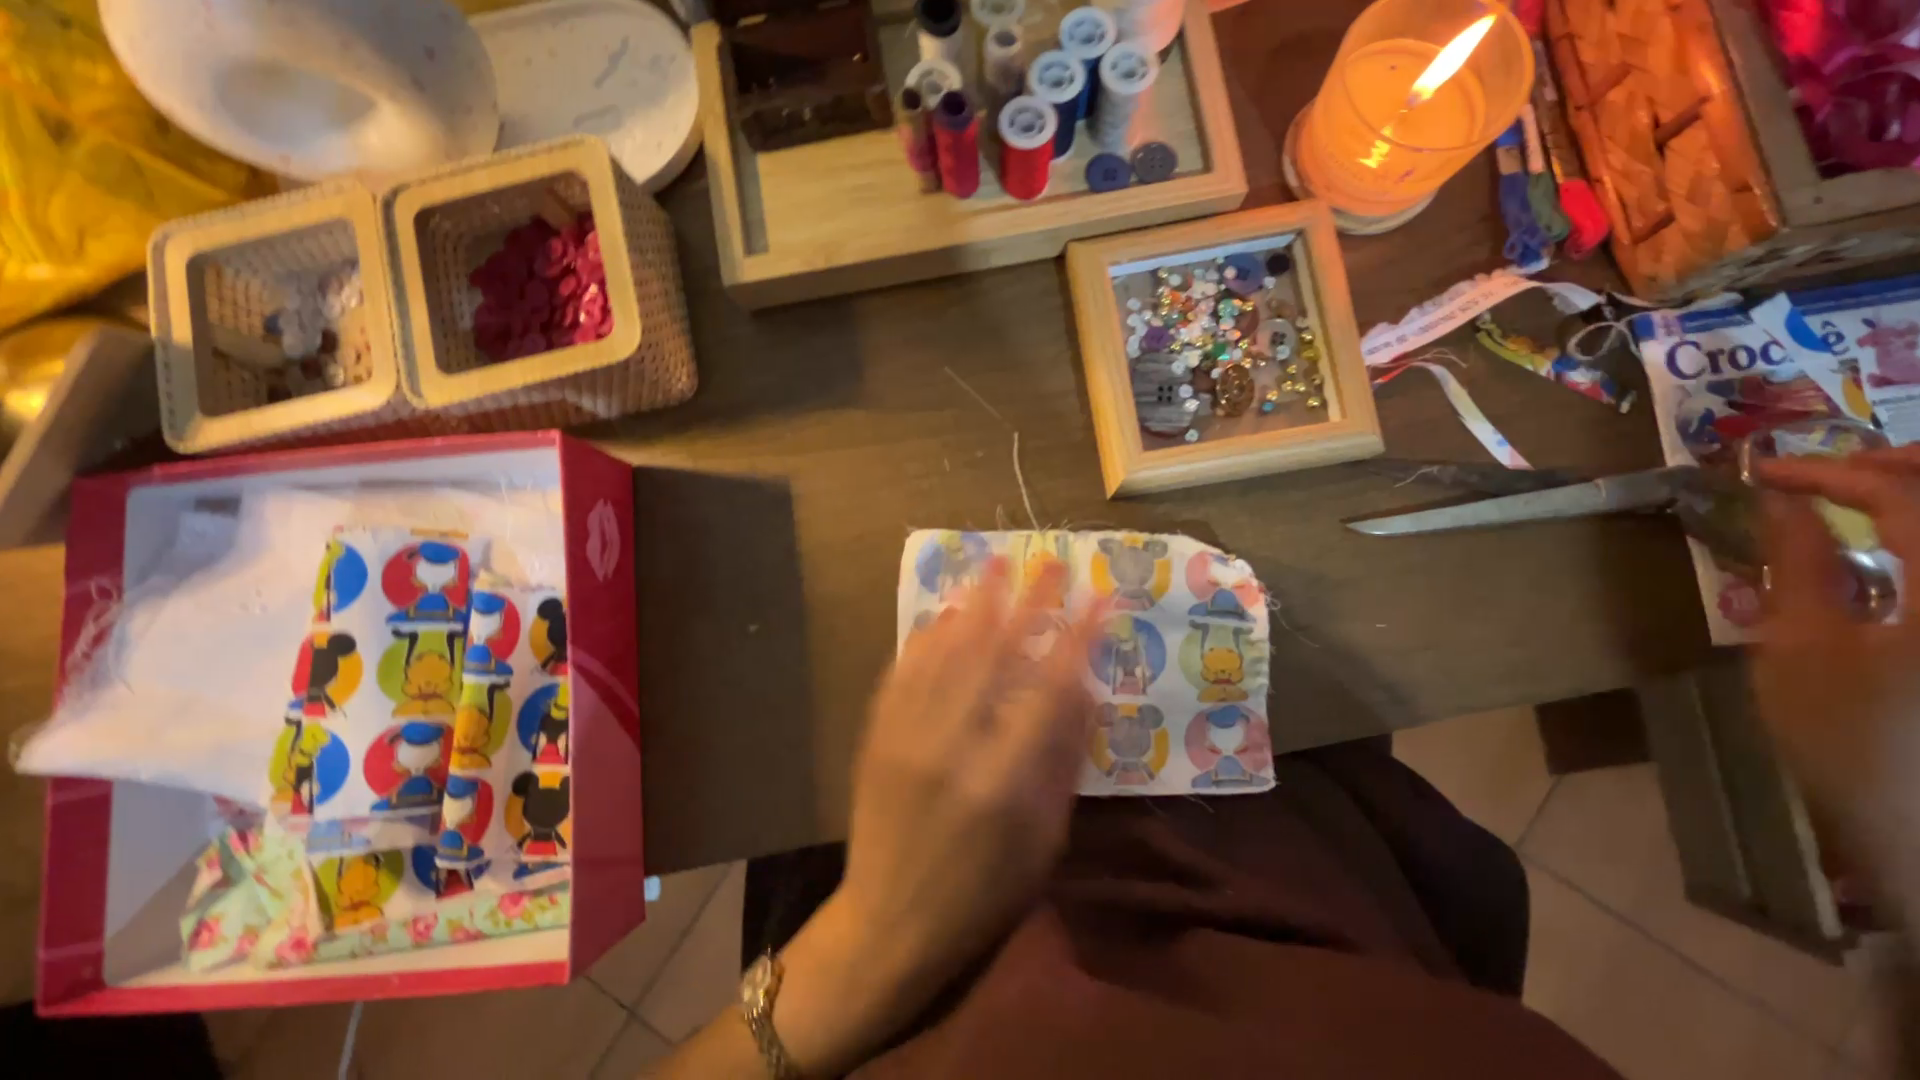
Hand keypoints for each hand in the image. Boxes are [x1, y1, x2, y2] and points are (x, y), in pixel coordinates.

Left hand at [772, 557, 1102, 1075]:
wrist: (890, 921)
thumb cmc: (984, 892)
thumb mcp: (1044, 840)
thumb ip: (1062, 762)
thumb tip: (1081, 691)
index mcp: (1003, 781)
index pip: (1048, 689)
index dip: (1078, 638)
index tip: (1100, 597)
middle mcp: (951, 746)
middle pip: (992, 655)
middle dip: (1025, 601)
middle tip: (1047, 560)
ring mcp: (905, 736)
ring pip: (943, 652)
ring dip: (972, 604)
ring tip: (994, 563)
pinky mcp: (876, 735)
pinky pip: (903, 672)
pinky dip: (926, 638)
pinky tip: (944, 613)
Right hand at [1754, 448, 1919, 845]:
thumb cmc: (1851, 744)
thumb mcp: (1802, 651)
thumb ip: (1798, 565)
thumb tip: (1780, 499)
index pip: (1906, 497)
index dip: (1832, 474)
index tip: (1763, 474)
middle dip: (1902, 466)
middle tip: (1831, 471)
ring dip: (1919, 499)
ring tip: (1868, 495)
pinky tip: (1898, 547)